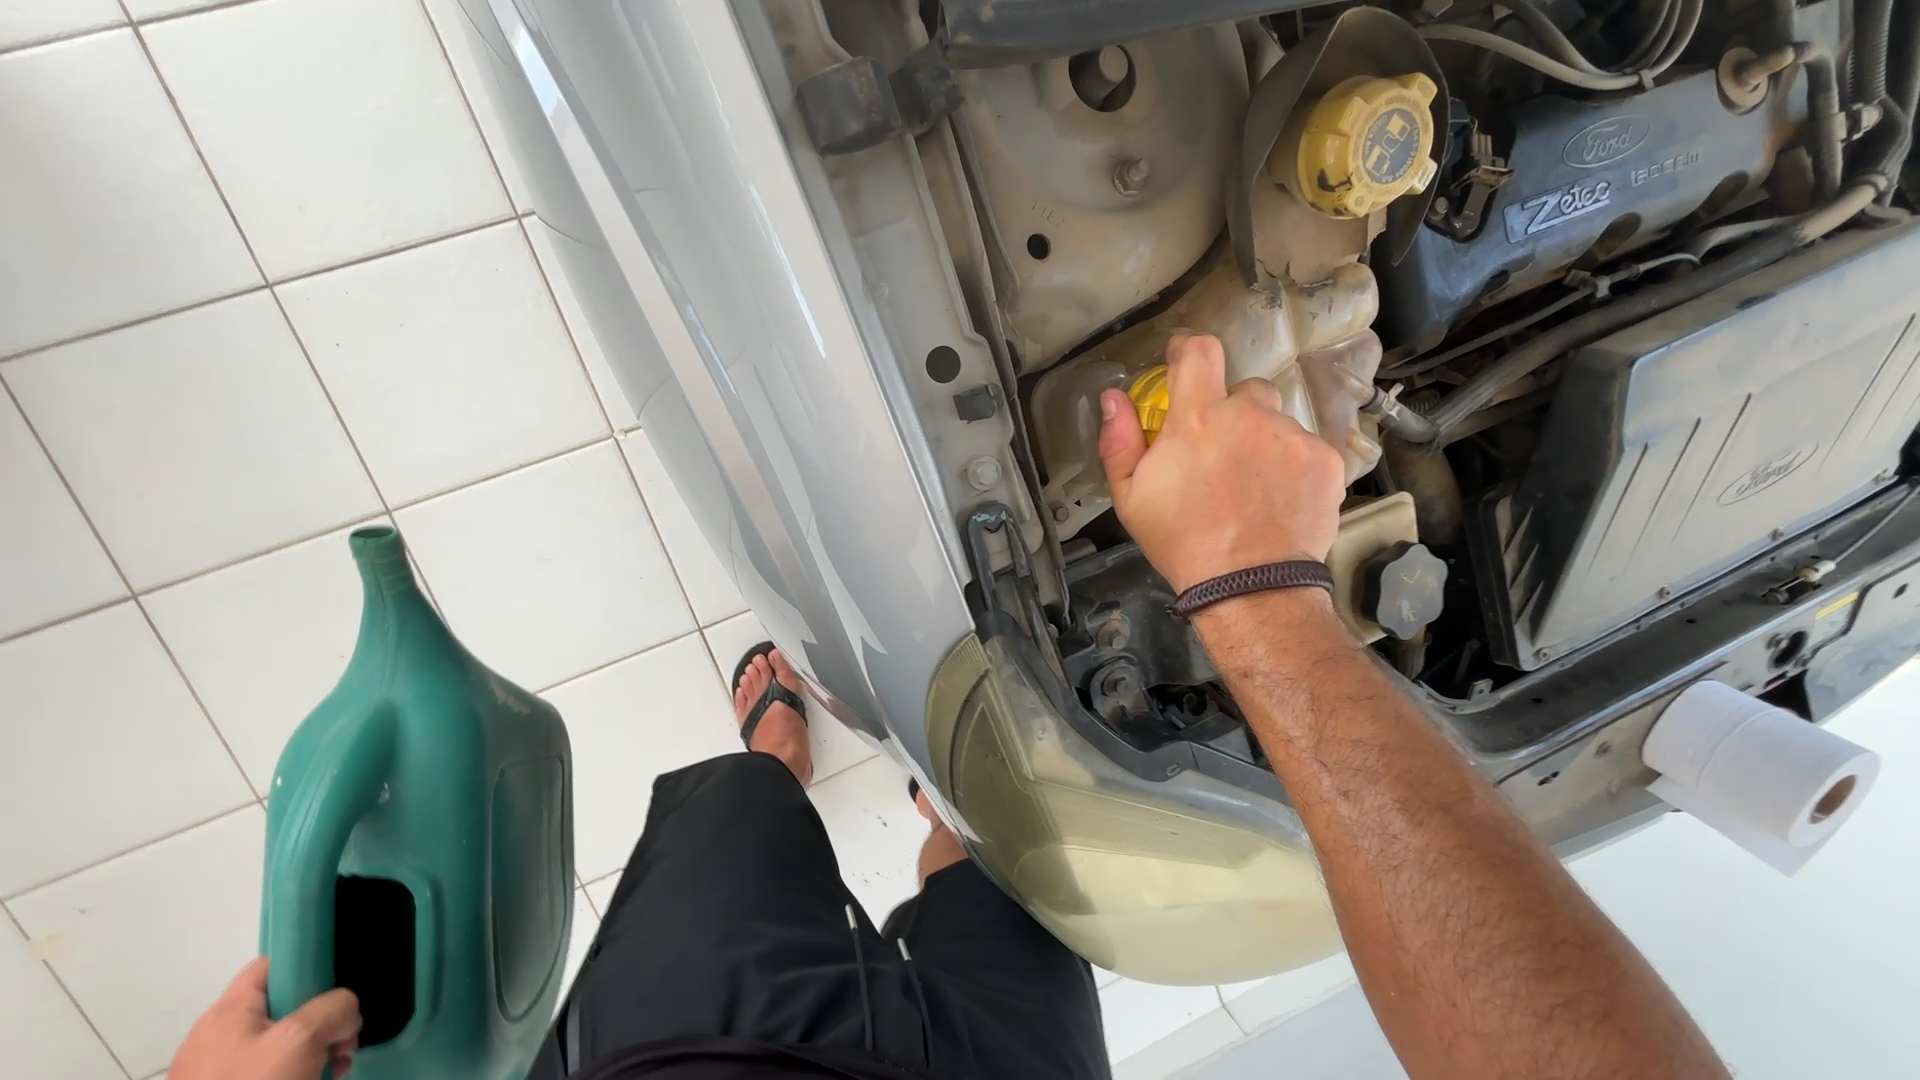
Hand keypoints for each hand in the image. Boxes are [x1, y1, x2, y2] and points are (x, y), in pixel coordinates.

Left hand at [171, 958, 359, 1079]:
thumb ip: (336, 1006)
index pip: (274, 962)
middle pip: (287, 1003)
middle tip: (345, 1038)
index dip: (311, 962)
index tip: (341, 982)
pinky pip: (274, 1068)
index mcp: (227, 1011)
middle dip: (326, 1017)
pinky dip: (302, 1070)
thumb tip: (345, 1015)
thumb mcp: (302, 1037)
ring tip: (337, 1066)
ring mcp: (221, 1069)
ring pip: (285, 1040)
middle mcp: (220, 1035)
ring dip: (319, 1047)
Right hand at [1098, 332, 1343, 592]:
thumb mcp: (1130, 497)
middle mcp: (1248, 415)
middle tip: (1221, 452)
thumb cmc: (1182, 542)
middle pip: (1243, 390)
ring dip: (1262, 439)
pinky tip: (1277, 499)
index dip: (1188, 349)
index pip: (1198, 353)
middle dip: (1230, 412)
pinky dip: (1290, 466)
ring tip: (1252, 484)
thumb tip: (1115, 398)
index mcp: (1197, 418)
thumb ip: (1119, 440)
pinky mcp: (1323, 460)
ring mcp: (1291, 436)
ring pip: (1276, 421)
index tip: (1182, 359)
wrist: (1250, 586)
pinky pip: (1304, 448)